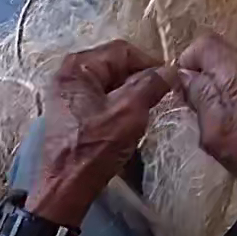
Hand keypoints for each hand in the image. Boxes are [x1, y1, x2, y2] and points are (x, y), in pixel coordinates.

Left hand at [29, 40, 171, 227]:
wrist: (66, 185)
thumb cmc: (95, 147)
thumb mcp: (129, 111)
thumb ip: (150, 85)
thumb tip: (169, 70)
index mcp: (77, 67)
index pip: (122, 50)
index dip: (149, 62)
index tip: (169, 80)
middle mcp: (67, 74)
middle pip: (114, 64)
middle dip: (139, 78)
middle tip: (159, 95)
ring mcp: (66, 93)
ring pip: (108, 82)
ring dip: (129, 92)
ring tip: (146, 109)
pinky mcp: (70, 112)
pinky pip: (100, 97)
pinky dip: (117, 103)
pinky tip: (128, 119)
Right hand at [168, 33, 236, 204]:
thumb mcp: (213, 129)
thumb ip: (198, 95)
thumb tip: (182, 75)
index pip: (203, 43)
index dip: (187, 61)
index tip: (185, 88)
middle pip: (217, 51)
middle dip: (202, 72)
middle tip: (199, 103)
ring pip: (229, 61)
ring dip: (216, 80)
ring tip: (216, 110)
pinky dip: (232, 85)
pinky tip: (235, 111)